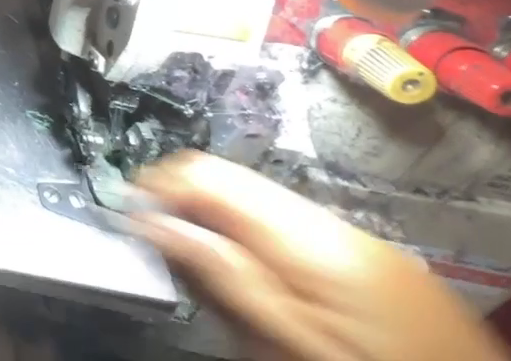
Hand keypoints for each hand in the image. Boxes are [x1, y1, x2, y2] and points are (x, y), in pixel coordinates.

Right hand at [134, 152, 510, 360]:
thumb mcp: (283, 339)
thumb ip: (219, 273)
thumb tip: (150, 218)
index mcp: (312, 238)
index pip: (206, 171)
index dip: (157, 186)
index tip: (130, 216)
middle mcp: (338, 225)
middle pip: (233, 184)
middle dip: (191, 214)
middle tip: (175, 263)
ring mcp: (366, 245)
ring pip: (263, 209)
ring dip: (226, 234)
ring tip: (221, 286)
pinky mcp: (380, 267)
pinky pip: (299, 234)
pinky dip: (265, 250)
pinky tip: (268, 292)